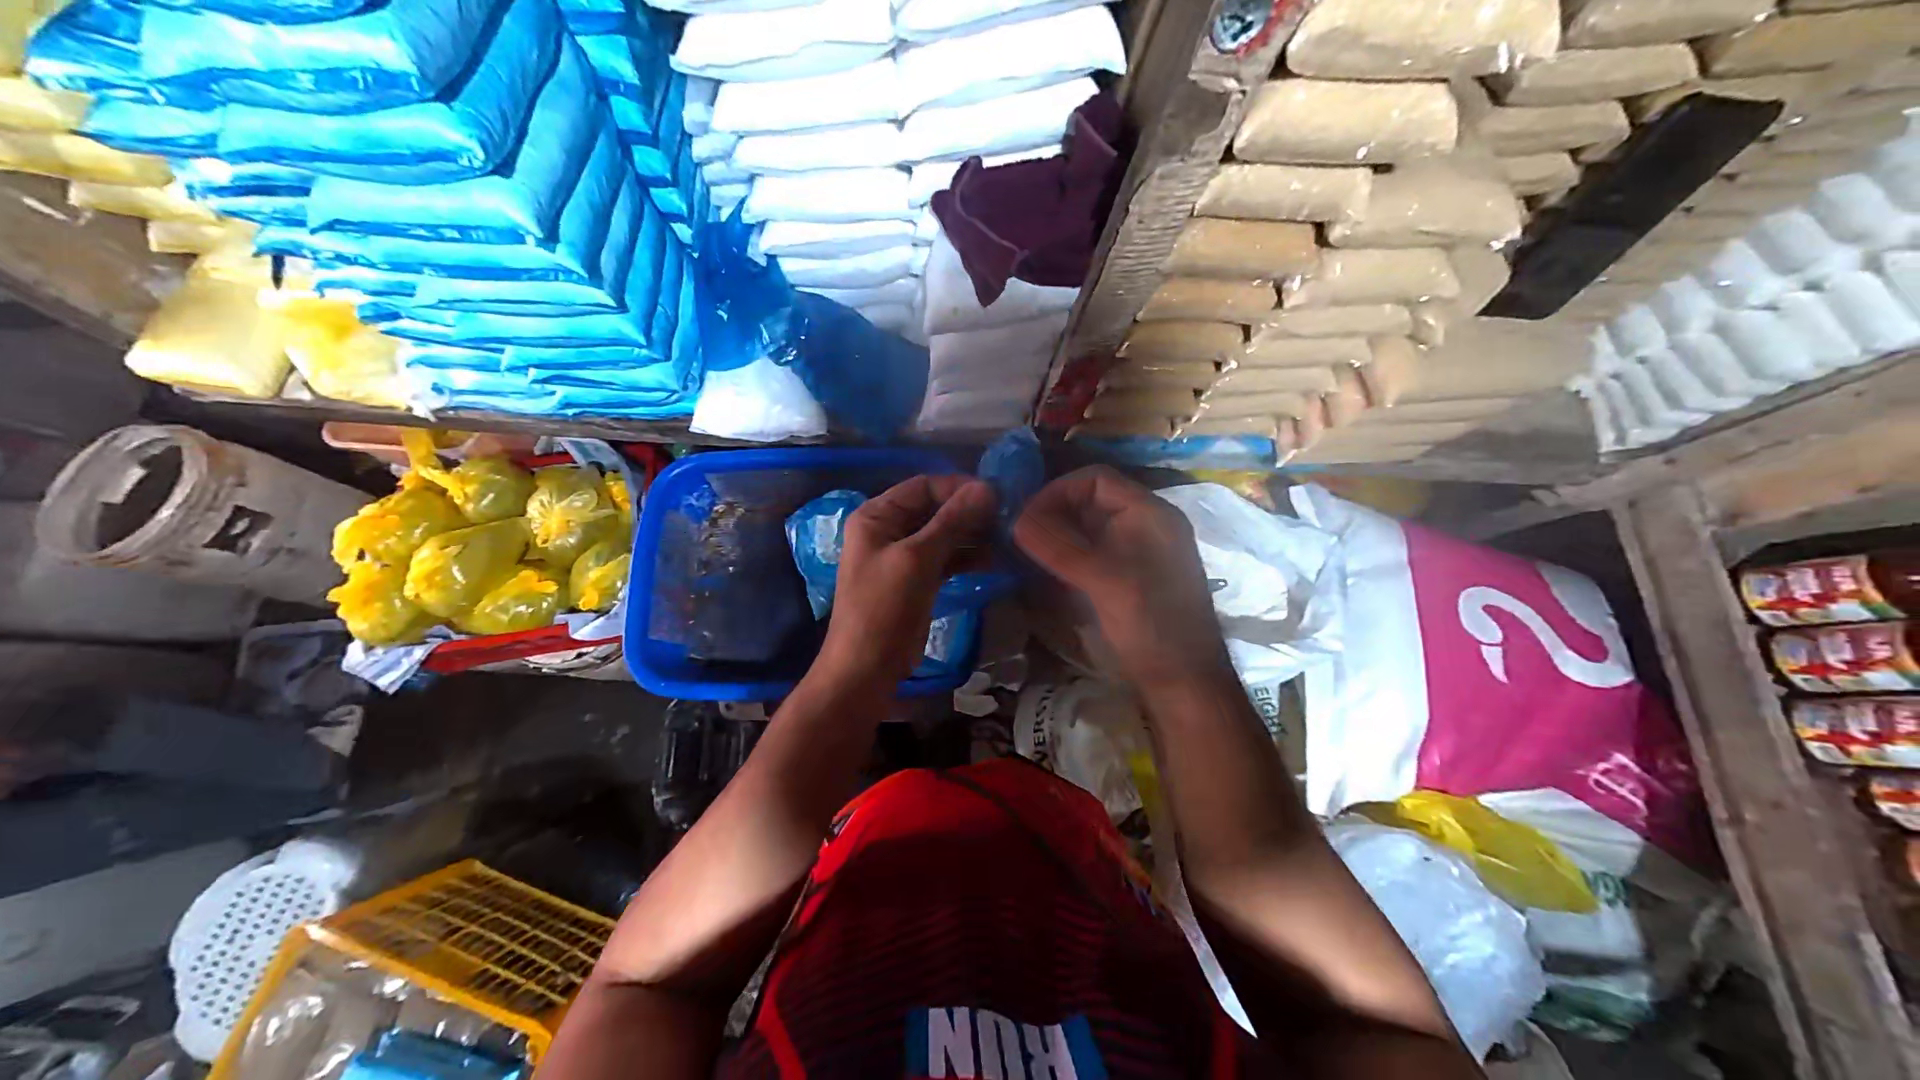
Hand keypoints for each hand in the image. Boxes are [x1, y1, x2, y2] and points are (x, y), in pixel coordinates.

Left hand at [816, 475, 996, 687]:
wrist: (866, 668)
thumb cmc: (884, 608)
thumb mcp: (917, 559)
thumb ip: (951, 522)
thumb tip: (986, 488)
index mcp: (876, 516)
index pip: (922, 486)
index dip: (958, 487)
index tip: (996, 496)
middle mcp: (888, 530)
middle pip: (934, 508)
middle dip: (969, 511)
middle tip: (1007, 517)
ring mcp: (902, 556)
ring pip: (943, 534)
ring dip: (972, 535)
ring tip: (1005, 537)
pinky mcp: (917, 580)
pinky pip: (945, 559)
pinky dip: (967, 557)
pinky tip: (994, 560)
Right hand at [1014, 466, 1228, 684]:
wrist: (1185, 684)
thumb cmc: (1151, 626)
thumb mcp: (1104, 581)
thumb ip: (1060, 546)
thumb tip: (1015, 519)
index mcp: (1149, 514)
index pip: (1095, 479)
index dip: (1057, 491)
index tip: (1025, 518)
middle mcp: (1145, 526)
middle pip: (1090, 502)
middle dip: (1053, 514)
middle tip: (1018, 538)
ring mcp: (1138, 554)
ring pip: (1088, 530)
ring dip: (1056, 537)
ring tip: (1026, 555)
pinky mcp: (1129, 580)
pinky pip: (1092, 555)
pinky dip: (1067, 558)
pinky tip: (1047, 575)